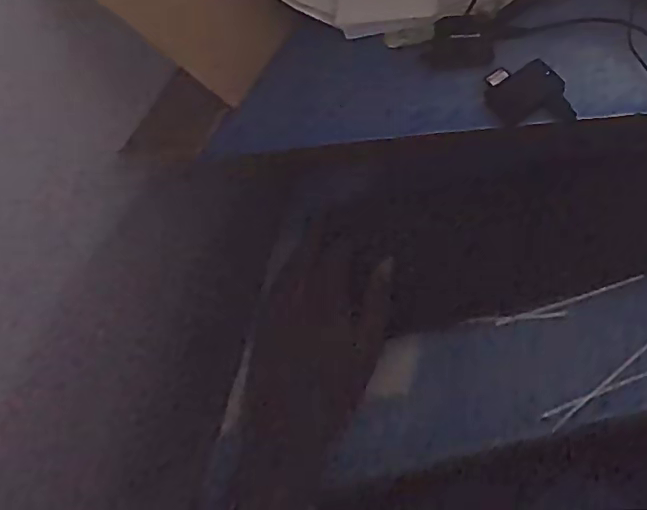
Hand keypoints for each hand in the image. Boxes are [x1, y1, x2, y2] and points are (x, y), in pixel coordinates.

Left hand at [237, 226, 392, 506]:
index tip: (352, 230)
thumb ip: (377, 301)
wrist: (287, 431)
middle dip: (315, 234)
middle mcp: (296, 300)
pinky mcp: (261, 329)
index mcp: (325, 301)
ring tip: (308, 235)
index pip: (334, 258)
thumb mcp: (368, 347)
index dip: (343, 242)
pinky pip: (272, 289)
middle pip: (304, 257)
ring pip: (285, 271)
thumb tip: (385, 261)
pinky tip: (288, 272)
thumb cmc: (337, 389)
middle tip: (324, 215)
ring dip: (297, 250)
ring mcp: (274, 313)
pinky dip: (283, 272)